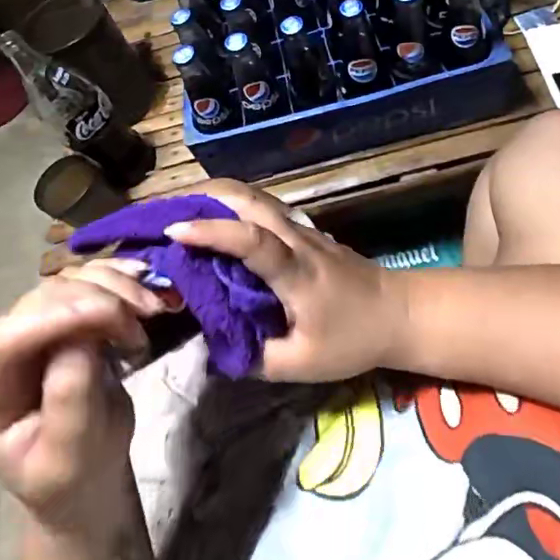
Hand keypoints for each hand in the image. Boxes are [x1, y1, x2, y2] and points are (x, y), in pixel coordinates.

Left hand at [0, 259, 164, 533]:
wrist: (88, 476)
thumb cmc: (70, 477)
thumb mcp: (69, 457)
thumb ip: (69, 400)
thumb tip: (82, 340)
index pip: (11, 337)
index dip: (57, 316)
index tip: (112, 316)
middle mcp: (9, 344)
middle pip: (46, 298)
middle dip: (100, 298)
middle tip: (147, 320)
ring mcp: (40, 324)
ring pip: (72, 280)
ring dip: (116, 283)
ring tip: (154, 310)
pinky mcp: (71, 314)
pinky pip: (92, 279)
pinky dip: (121, 275)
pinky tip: (147, 281)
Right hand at [164, 180, 405, 382]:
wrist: (399, 311)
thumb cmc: (353, 338)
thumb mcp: (304, 364)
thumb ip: (256, 357)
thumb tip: (214, 347)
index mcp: (295, 272)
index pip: (251, 241)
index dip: (212, 233)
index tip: (174, 231)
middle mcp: (295, 239)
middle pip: (248, 199)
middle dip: (201, 196)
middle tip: (160, 210)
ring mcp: (300, 228)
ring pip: (253, 196)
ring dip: (213, 195)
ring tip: (176, 208)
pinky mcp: (301, 230)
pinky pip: (259, 206)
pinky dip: (229, 204)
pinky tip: (211, 218)